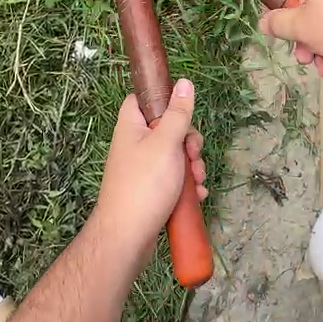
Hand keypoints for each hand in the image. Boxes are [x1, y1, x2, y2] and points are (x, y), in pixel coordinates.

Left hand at [90, 80, 207, 258]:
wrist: (126, 240)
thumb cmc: (144, 185)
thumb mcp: (166, 143)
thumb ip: (178, 113)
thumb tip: (184, 82)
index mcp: (131, 125)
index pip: (145, 99)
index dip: (165, 102)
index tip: (181, 114)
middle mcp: (134, 144)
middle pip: (167, 128)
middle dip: (188, 143)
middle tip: (192, 156)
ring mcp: (142, 169)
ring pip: (174, 156)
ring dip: (191, 167)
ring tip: (197, 182)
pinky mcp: (149, 190)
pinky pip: (172, 179)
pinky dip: (186, 186)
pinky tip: (196, 196)